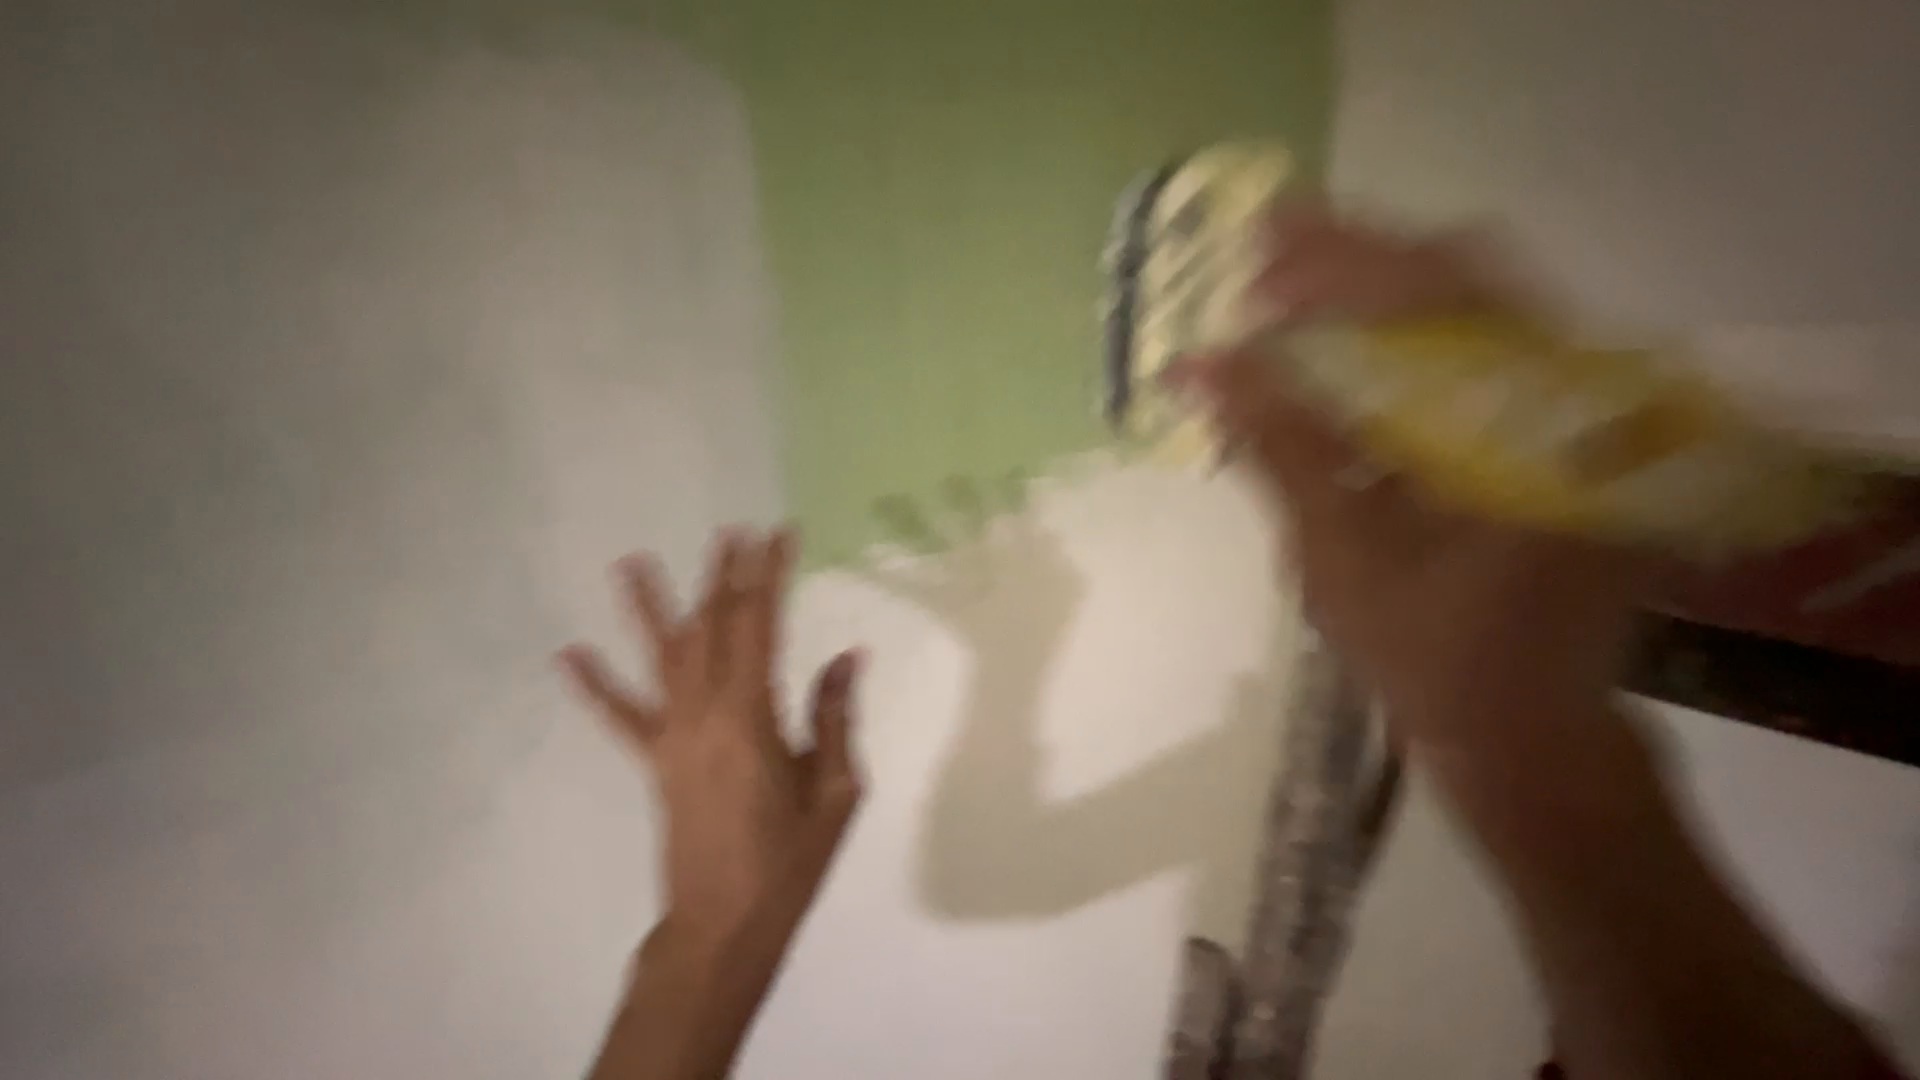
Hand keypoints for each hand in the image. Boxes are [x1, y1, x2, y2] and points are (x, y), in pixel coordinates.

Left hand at [559, 528, 864, 948]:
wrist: (723, 926)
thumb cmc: (789, 861)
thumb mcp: (835, 792)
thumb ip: (834, 718)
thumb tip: (847, 656)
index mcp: (751, 717)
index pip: (761, 626)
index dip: (770, 576)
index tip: (780, 535)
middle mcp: (704, 714)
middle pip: (713, 628)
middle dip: (725, 576)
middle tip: (734, 532)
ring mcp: (671, 736)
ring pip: (663, 658)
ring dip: (652, 608)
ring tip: (633, 563)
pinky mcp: (653, 761)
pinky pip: (621, 718)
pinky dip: (595, 687)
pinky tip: (568, 655)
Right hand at [1177, 210, 1652, 752]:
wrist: (1522, 721)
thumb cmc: (1425, 652)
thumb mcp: (1338, 556)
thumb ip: (1278, 449)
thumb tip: (1202, 369)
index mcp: (1533, 431)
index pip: (1439, 297)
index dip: (1341, 261)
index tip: (1258, 242)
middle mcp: (1579, 396)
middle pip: (1465, 274)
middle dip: (1353, 264)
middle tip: (1264, 276)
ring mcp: (1582, 408)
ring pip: (1474, 305)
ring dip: (1375, 295)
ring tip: (1288, 306)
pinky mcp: (1563, 429)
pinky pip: (1478, 349)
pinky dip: (1403, 338)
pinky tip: (1340, 353)